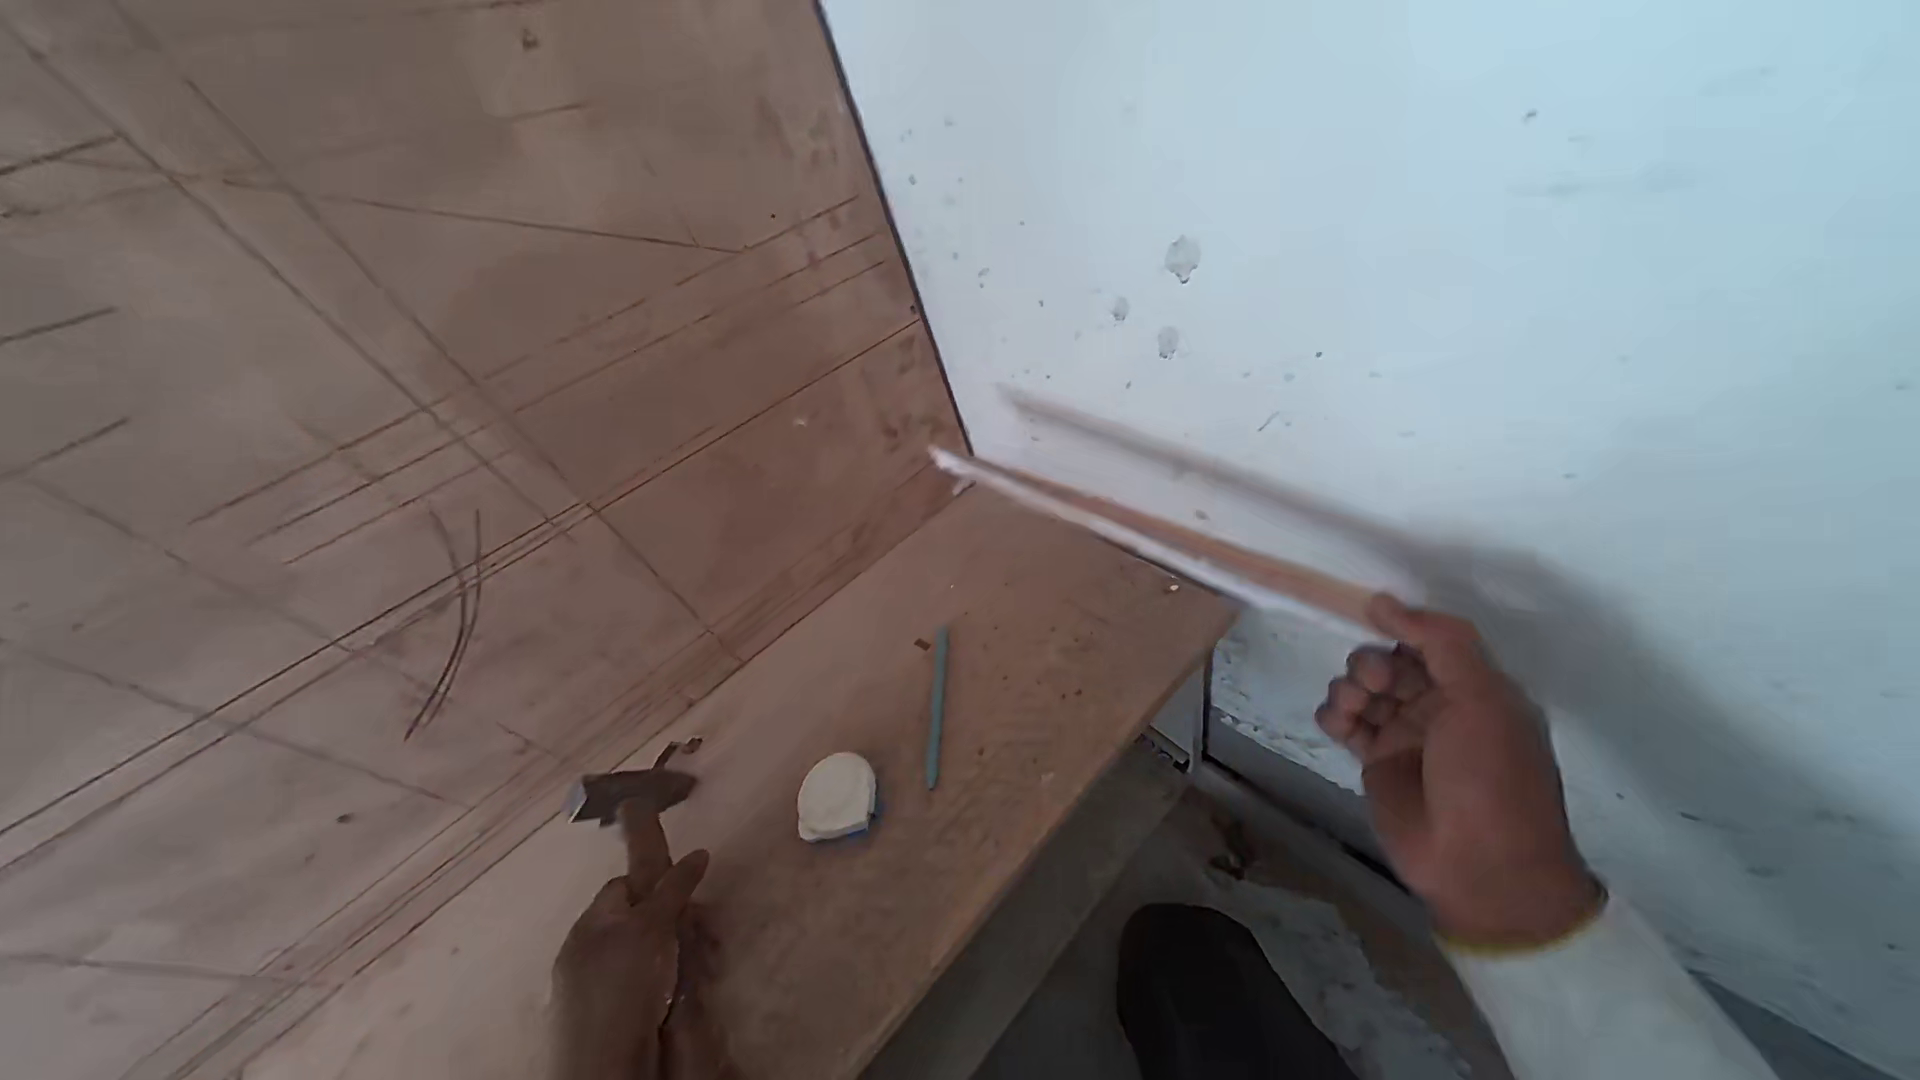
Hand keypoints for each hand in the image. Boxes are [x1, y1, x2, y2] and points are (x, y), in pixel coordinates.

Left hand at [551, 799, 727, 1079]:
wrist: (607, 1068)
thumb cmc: (625, 984)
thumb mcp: (652, 925)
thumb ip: (675, 886)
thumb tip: (699, 852)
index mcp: (590, 925)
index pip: (625, 884)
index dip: (658, 883)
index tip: (687, 896)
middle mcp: (591, 952)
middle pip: (646, 916)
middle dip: (683, 920)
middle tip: (707, 932)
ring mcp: (603, 986)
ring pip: (656, 949)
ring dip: (688, 948)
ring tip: (709, 962)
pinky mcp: (619, 1014)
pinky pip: (655, 980)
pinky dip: (677, 977)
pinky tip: (694, 985)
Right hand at [1315, 594, 1601, 946]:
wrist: (1479, 866)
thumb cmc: (1490, 777)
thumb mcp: (1482, 700)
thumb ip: (1441, 642)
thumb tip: (1382, 600)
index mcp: (1475, 690)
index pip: (1428, 641)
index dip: (1399, 628)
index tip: (1369, 616)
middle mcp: (1437, 706)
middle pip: (1386, 661)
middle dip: (1371, 664)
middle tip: (1375, 684)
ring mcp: (1403, 734)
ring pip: (1359, 687)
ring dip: (1349, 688)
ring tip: (1355, 710)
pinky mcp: (1372, 758)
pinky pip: (1340, 720)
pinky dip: (1333, 714)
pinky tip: (1340, 725)